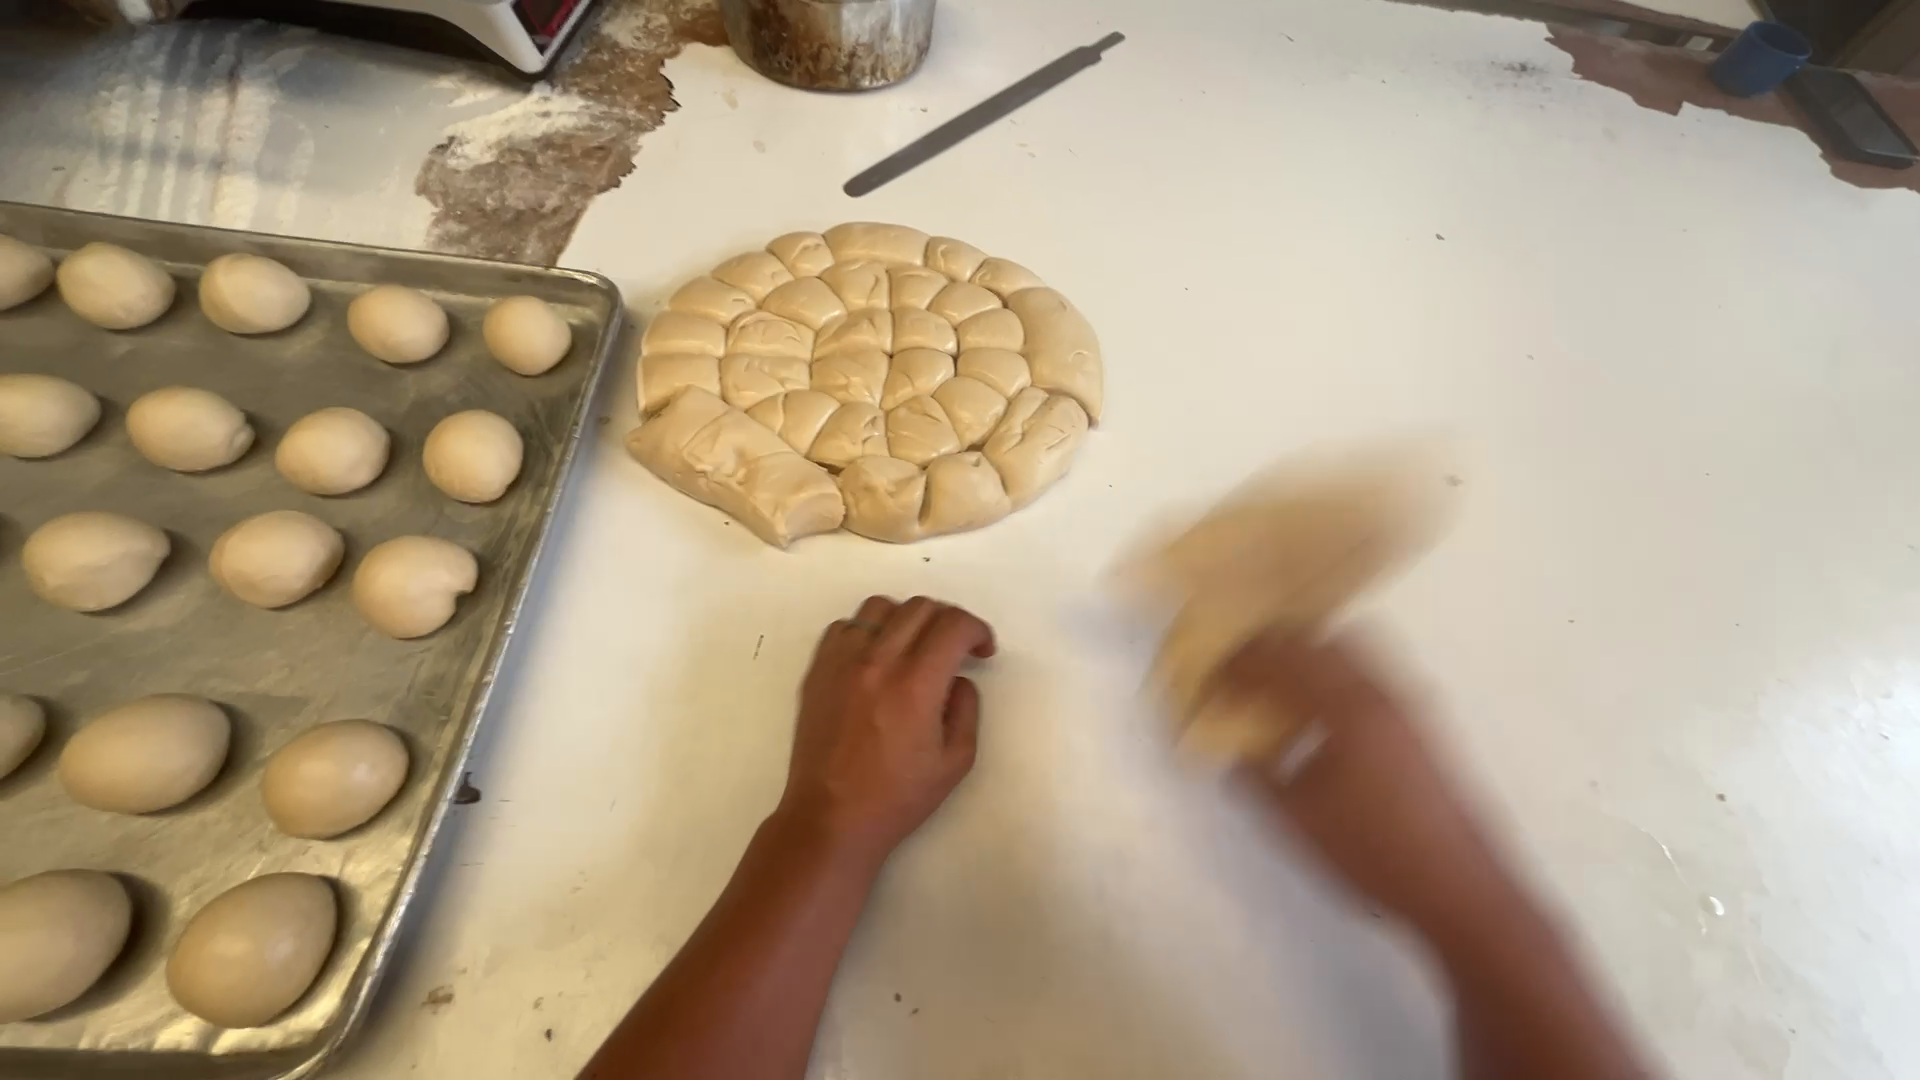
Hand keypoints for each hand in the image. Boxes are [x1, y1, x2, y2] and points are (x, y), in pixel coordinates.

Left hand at [778, 596, 996, 867]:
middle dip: (949, 621)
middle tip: (956, 648)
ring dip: (907, 618)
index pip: (953, 625)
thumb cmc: (897, 797)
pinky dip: (867, 630)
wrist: (831, 818)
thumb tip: (958, 678)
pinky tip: (876, 657)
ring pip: (880, 606)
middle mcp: (877, 660)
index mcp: (916, 683)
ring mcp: (842, 661)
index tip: (983, 650)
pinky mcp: (817, 669)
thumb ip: (967, 708)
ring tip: (914, 646)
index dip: (977, 630)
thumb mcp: (956, 761)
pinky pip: (845, 626)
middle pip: (921, 606)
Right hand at [1218, 631, 1520, 934]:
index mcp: (1347, 708)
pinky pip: (1370, 675)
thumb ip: (1258, 777)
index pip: (1284, 660)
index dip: (1243, 662)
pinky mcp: (1424, 725)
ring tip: (1279, 685)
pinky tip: (1321, 716)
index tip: (1214, 673)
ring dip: (1310, 657)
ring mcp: (1411, 706)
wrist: (1464, 893)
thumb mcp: (1298, 819)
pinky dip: (1336, 675)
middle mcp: (1383, 693)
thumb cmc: (1374, 853)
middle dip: (1275, 647)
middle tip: (1243, 670)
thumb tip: (1234, 753)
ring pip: (1353, 653)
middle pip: (1321, 641)